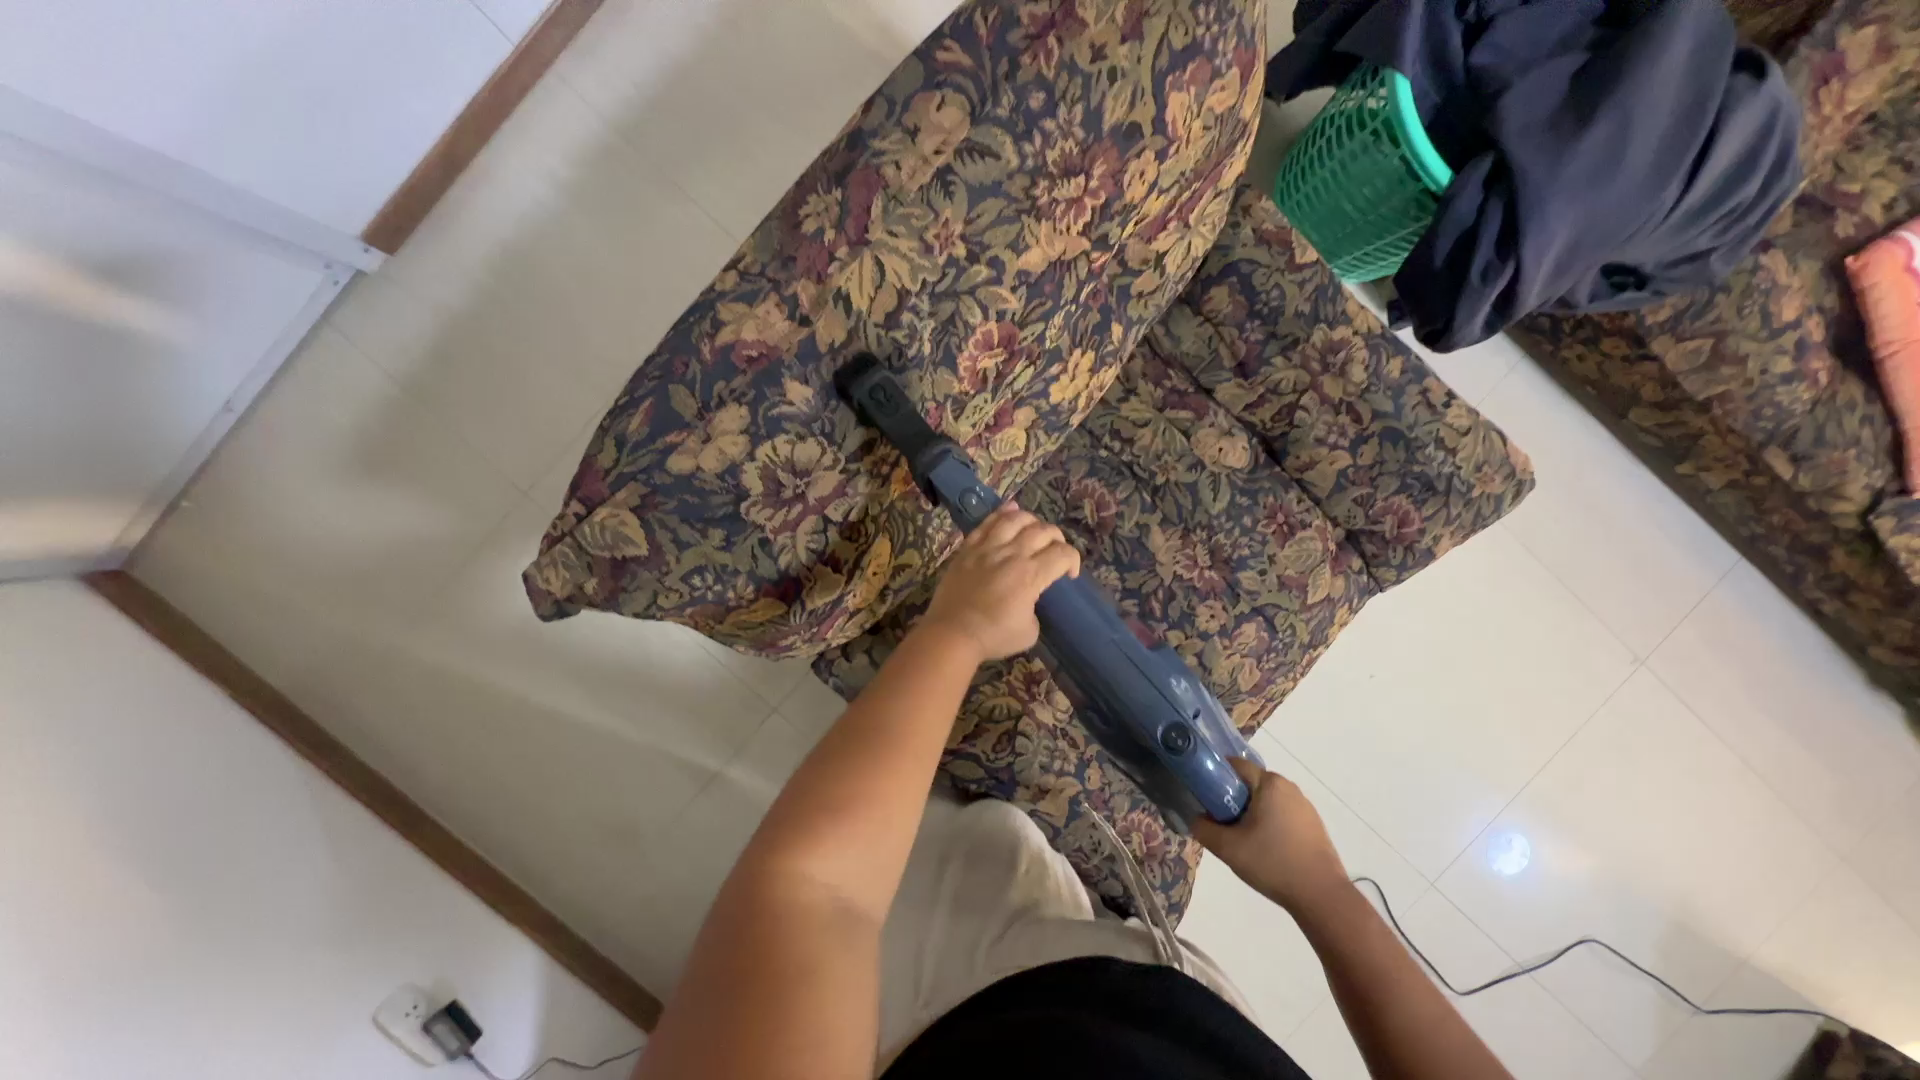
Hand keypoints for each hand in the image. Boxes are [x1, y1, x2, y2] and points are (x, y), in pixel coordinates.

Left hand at [921, 503, 1081, 661]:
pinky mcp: (968, 548)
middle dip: (1057, 539)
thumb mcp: (1029, 631)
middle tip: (1055, 552)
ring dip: (1032, 521)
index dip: (1073, 561)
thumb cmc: (992, 636)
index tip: (1069, 575)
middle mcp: (1012, 554)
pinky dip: (1002, 513)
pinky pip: (987, 522)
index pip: (1062, 554)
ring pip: (1016, 519)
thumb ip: (1035, 608)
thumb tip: (1028, 600)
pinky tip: (1011, 510)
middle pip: (1043, 531)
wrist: (951, 633)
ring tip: (1035, 529)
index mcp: (1030, 575)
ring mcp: (987, 547)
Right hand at [1192, 758, 1351, 914]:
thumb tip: (1197, 818)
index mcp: (1270, 784)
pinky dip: (1269, 824)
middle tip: (1221, 824)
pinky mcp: (1313, 824)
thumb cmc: (1272, 863)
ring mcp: (1305, 806)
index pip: (1235, 766)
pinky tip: (1267, 850)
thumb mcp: (1227, 848)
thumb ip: (1203, 828)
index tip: (1204, 798)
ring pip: (1267, 800)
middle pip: (1251, 784)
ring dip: (1251, 813)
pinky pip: (1282, 814)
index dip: (1215, 777)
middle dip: (1232, 799)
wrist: (1321, 895)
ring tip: (1243, 841)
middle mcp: (1289, 787)